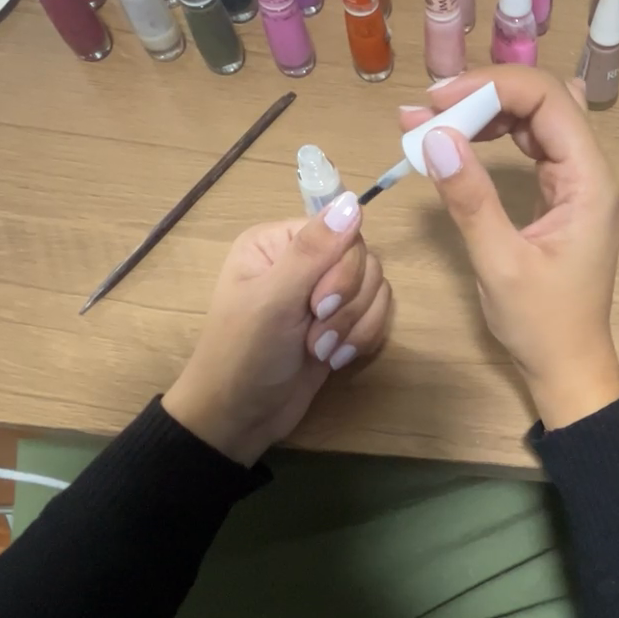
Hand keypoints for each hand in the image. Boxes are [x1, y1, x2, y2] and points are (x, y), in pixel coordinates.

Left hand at [163, 192, 392, 465]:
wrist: (241, 416)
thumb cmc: (244, 354)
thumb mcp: (274, 300)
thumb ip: (315, 251)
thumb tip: (355, 201)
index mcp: (279, 243)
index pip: (343, 234)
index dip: (343, 271)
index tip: (319, 306)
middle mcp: (305, 262)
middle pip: (366, 263)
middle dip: (348, 307)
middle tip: (316, 337)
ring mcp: (325, 295)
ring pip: (377, 292)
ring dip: (354, 328)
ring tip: (322, 352)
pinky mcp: (341, 325)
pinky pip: (377, 317)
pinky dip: (362, 340)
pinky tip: (335, 360)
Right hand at [400, 66, 618, 429]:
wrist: (568, 366)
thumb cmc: (542, 325)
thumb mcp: (500, 264)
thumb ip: (470, 199)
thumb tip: (434, 136)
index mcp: (589, 182)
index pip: (547, 99)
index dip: (491, 86)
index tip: (437, 102)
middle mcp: (589, 173)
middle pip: (541, 102)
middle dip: (483, 96)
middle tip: (424, 111)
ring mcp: (576, 185)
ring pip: (534, 122)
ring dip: (484, 114)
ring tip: (429, 122)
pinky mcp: (560, 200)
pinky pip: (530, 150)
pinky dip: (494, 140)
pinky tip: (461, 141)